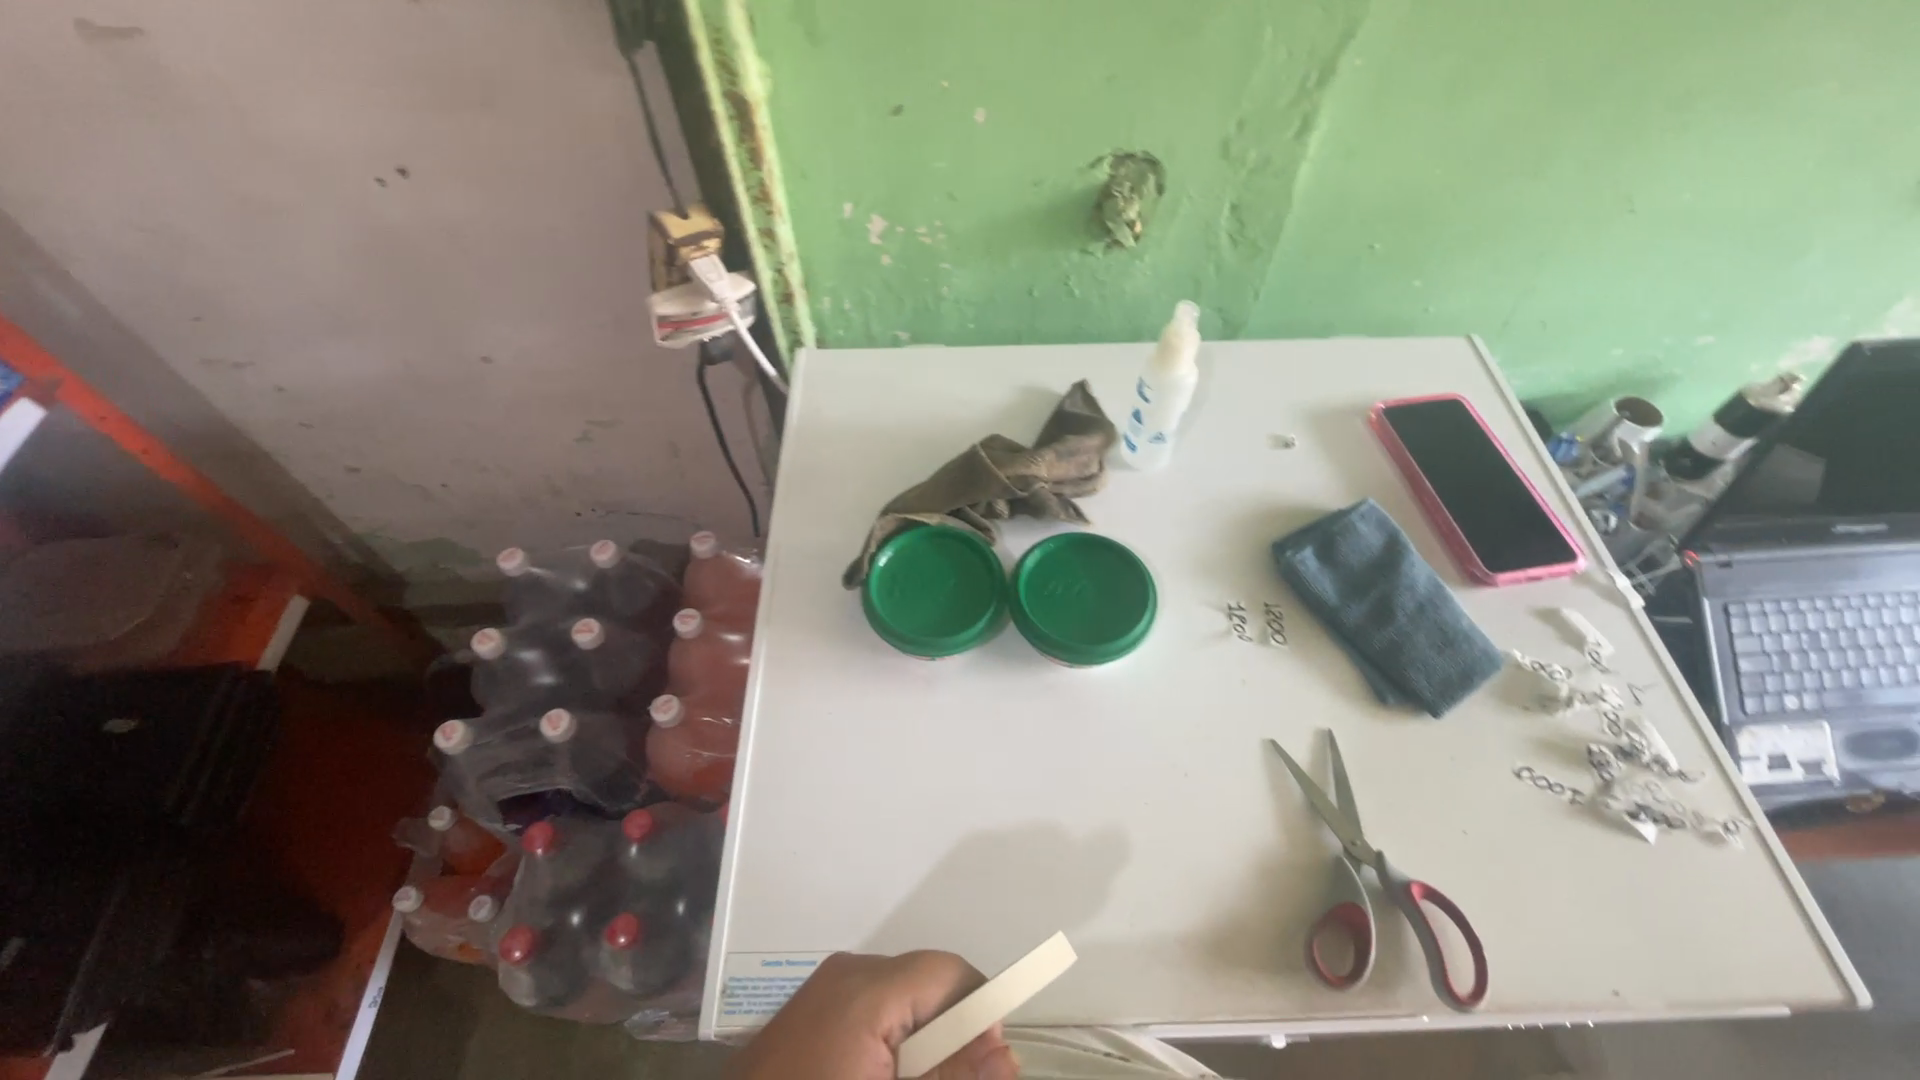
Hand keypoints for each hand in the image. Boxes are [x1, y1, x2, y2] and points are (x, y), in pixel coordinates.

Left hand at [727, 951, 1016, 1079]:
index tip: (986, 1064)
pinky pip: (872, 1006)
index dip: (980, 1014)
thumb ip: (952, 1076)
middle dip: (950, 1033)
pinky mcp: (813, 1005)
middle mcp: (848, 970)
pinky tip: (880, 1071)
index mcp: (868, 988)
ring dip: (921, 1039)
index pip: (951, 973)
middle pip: (929, 984)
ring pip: (903, 997)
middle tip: (947, 1078)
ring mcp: (826, 985)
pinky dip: (890, 1038)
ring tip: (908, 1076)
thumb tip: (1007, 1055)